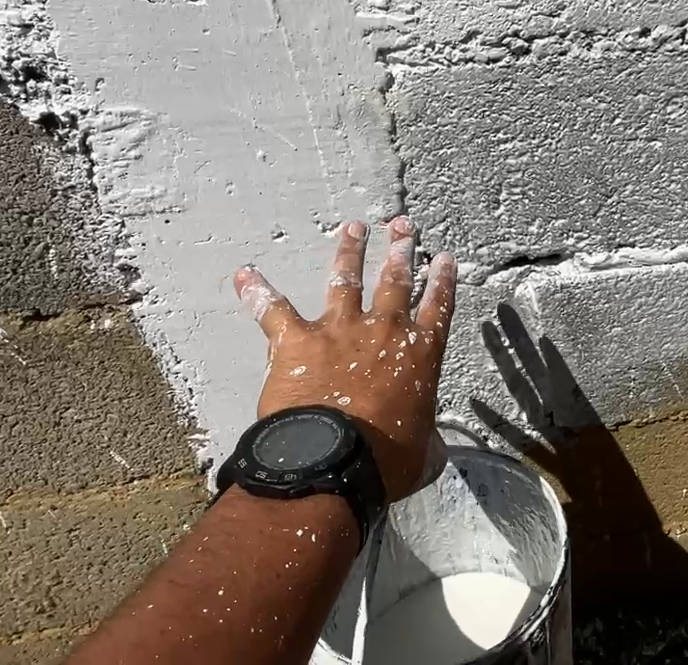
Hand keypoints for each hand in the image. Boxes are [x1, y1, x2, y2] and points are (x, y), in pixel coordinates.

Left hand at [233, 216, 455, 501]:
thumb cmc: (386, 461)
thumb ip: (429, 440)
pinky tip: (245, 272)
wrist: (333, 462)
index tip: (443, 258)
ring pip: (347, 279)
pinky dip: (257, 292)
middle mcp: (384, 330)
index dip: (442, 280)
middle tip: (402, 225)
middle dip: (401, 249)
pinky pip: (274, 311)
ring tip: (354, 226)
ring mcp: (340, 330)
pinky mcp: (298, 341)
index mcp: (420, 352)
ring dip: (350, 251)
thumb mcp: (424, 453)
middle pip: (396, 280)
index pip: (438, 306)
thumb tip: (431, 449)